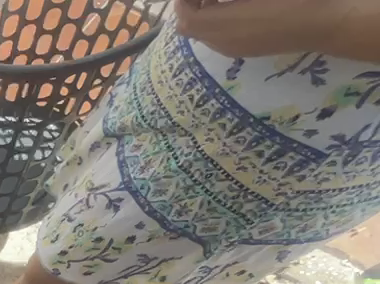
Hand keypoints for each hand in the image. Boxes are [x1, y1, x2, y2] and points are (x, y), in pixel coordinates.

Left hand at [172, 0, 344, 57]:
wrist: (327, 23)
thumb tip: (216, 0)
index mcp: (224, 23)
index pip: (187, 17)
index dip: (184, 3)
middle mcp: (220, 41)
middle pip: (189, 29)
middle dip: (190, 9)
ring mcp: (230, 49)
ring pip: (202, 34)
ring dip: (203, 16)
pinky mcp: (242, 51)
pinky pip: (217, 39)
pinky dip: (216, 24)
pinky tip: (235, 8)